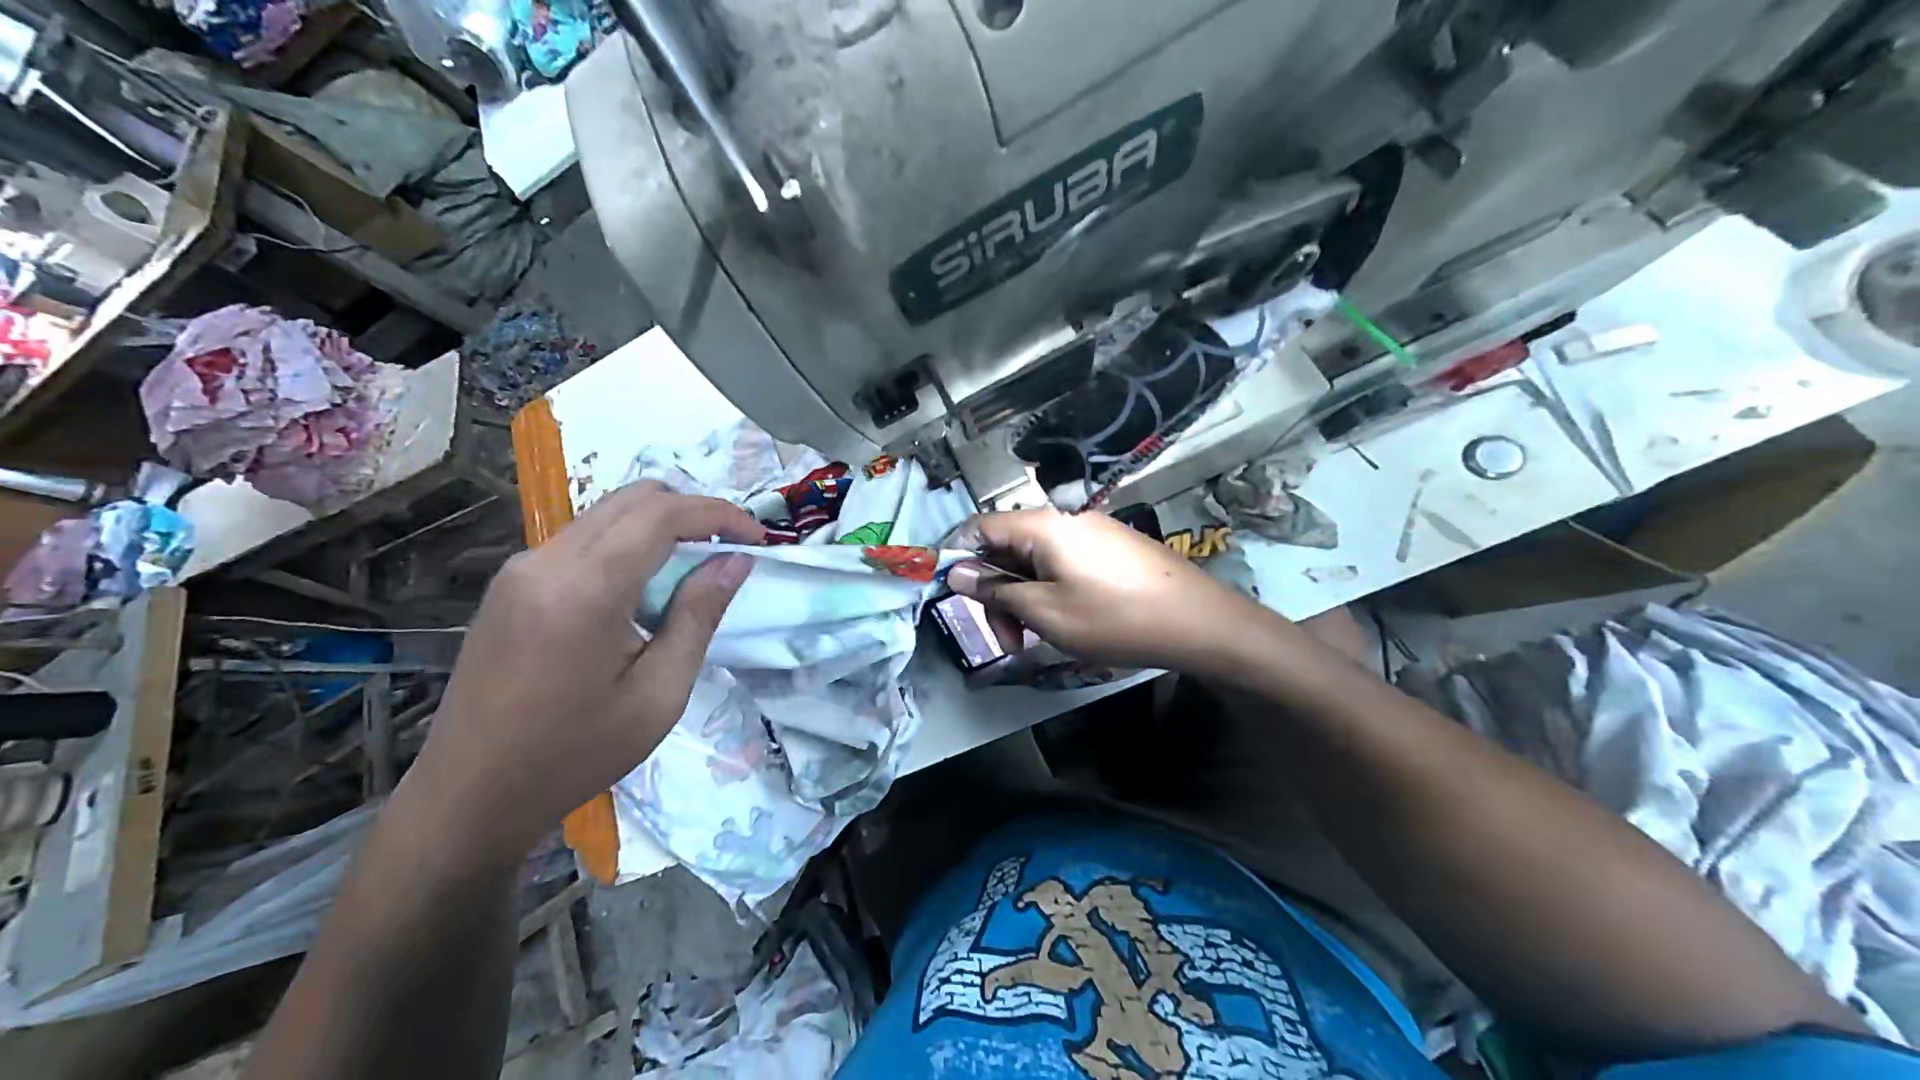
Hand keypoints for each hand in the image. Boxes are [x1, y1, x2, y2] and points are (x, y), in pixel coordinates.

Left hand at [400, 480, 765, 866]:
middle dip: (693, 512)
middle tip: (729, 551)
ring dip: (659, 527)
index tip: (757, 537)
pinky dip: (627, 545)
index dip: (718, 513)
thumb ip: (699, 616)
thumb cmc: (575, 754)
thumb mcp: (659, 694)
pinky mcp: (511, 583)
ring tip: (693, 572)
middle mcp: (546, 561)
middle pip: (634, 499)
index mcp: (584, 589)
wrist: (471, 793)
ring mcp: (521, 568)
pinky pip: (583, 539)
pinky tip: (643, 590)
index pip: (661, 513)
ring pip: (607, 514)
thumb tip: (736, 561)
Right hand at [945, 508, 1280, 677]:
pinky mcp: (1108, 549)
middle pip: (1006, 548)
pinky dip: (1050, 593)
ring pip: (1034, 561)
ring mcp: (1089, 532)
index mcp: (1041, 525)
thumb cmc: (1114, 617)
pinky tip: (1064, 624)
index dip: (958, 559)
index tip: (956, 599)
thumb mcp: (1045, 611)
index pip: (979, 527)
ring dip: (1024, 600)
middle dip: (997, 594)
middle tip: (1009, 641)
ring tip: (1037, 641)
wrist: (1199, 622)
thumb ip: (995, 590)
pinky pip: (1062, 564)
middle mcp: (1062, 519)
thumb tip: (957, 572)